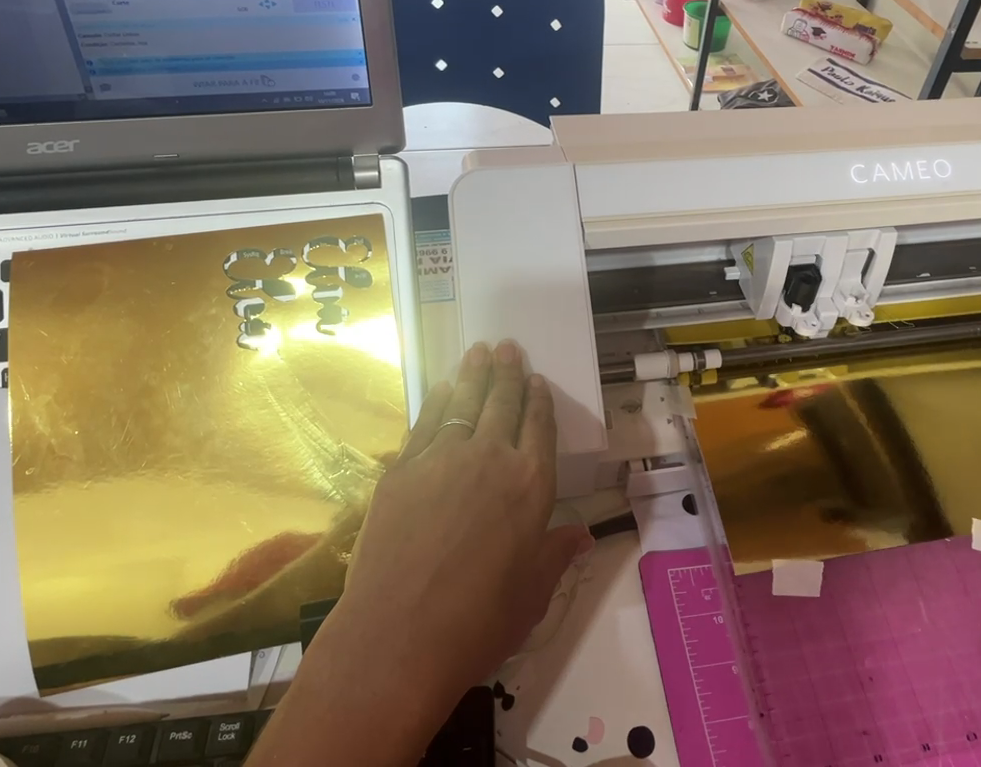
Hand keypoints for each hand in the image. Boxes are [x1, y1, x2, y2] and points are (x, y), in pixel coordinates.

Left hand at [251, 341, 589, 766]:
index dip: (539, 400)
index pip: (540, 427)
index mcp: (531, 485)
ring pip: (465, 402)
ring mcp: (443, 458)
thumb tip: (583, 534)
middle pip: (503, 403)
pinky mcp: (403, 468)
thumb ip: (557, 554)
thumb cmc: (478, 622)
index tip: (538, 379)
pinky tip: (443, 388)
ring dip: (474, 374)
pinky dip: (438, 400)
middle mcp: (491, 459)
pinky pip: (427, 422)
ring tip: (480, 350)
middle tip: (508, 346)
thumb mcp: (532, 594)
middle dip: (508, 372)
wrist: (397, 635)